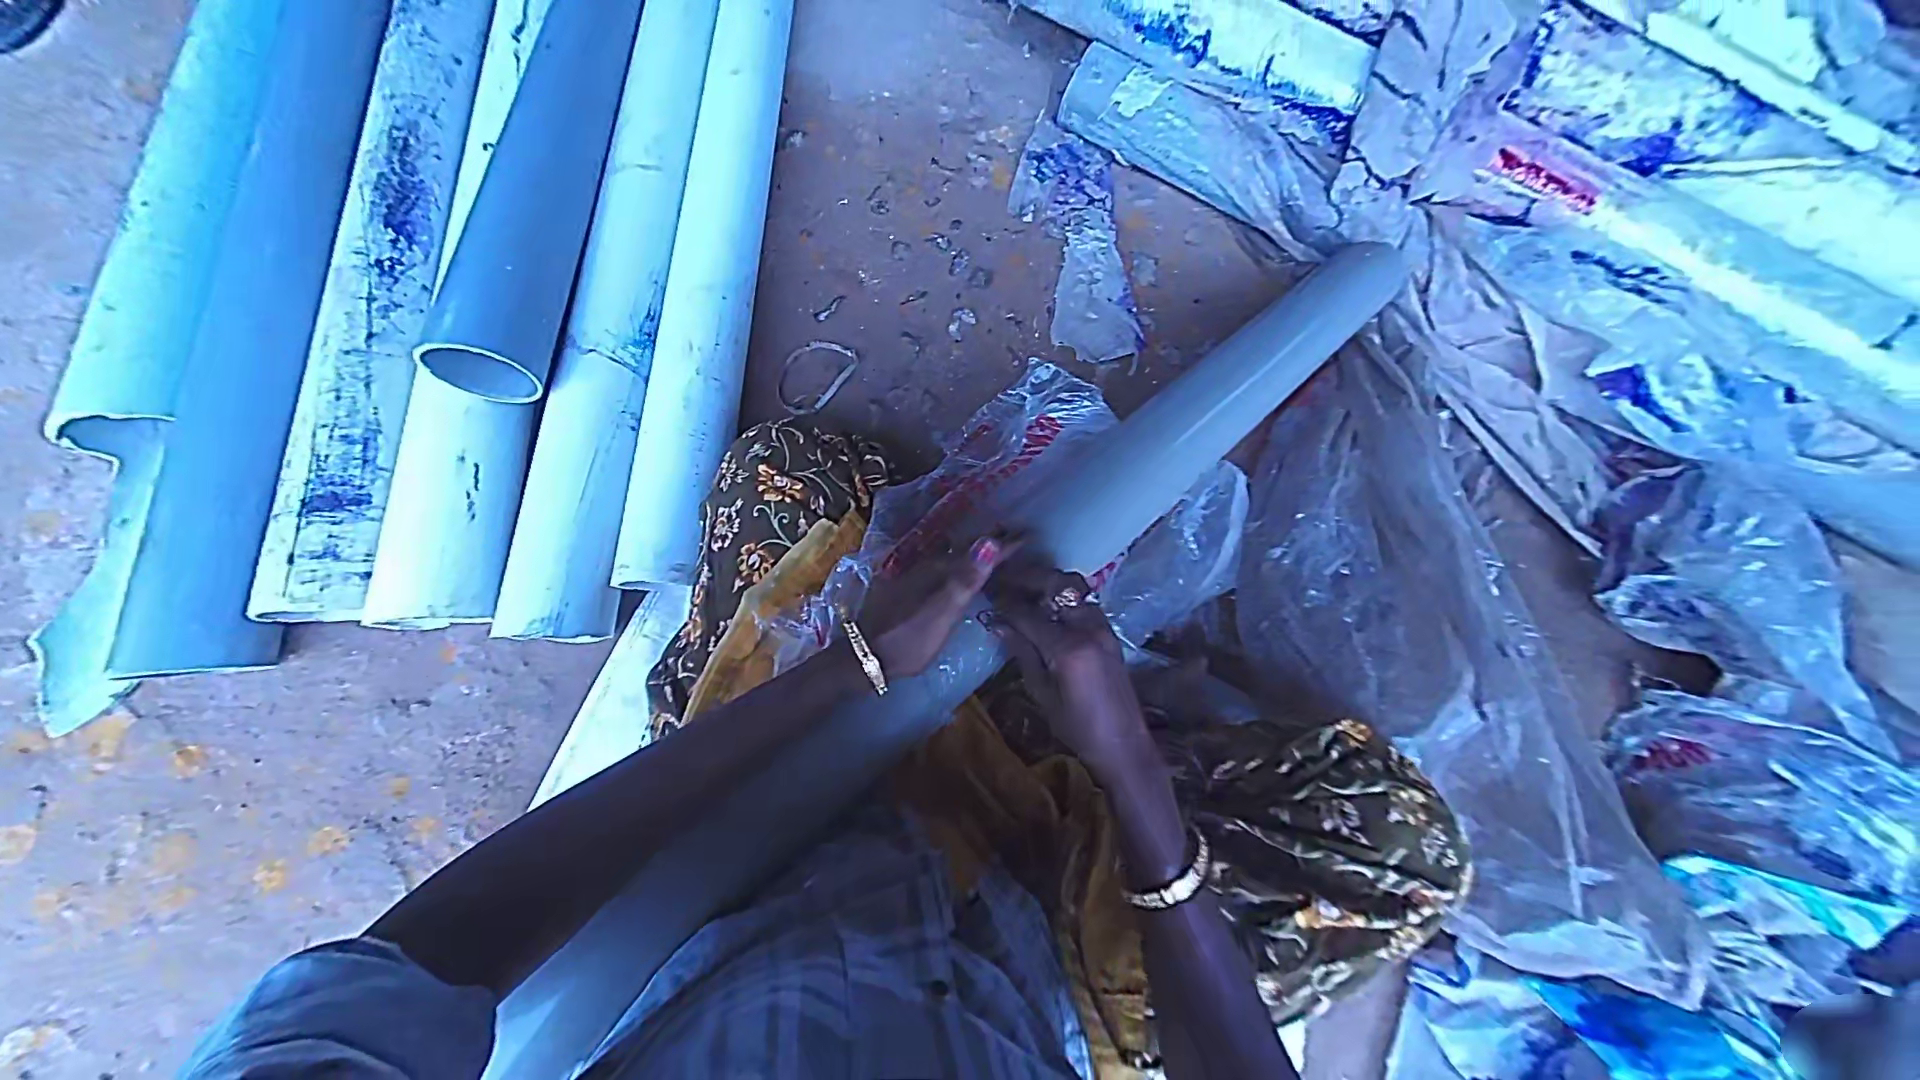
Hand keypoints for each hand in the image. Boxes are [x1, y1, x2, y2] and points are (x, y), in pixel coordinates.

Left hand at [854, 531, 1019, 676]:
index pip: (979, 552)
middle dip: (990, 545)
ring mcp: (914, 577)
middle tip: (1015, 538)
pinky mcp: (906, 589)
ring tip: (993, 552)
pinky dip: (957, 566)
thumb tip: (990, 540)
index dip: (1004, 545)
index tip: (1028, 535)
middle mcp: (927, 567)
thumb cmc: (907, 639)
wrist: (864, 657)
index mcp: (939, 570)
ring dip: (973, 554)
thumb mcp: (941, 612)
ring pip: (951, 558)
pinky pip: (940, 569)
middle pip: (965, 551)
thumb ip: (965, 579)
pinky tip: (958, 573)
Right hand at [985, 557, 1157, 781]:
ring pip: (1074, 589)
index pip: (1028, 615)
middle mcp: (1089, 629)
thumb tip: (998, 624)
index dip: (1005, 605)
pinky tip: (1046, 606)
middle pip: (1056, 586)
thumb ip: (1022, 653)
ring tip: (1023, 589)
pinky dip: (1063, 598)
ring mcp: (1103, 628)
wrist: (1124, 744)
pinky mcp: (1110, 633)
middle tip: (1004, 579)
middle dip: (1027, 578)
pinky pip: (1083, 602)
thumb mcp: (1042, 693)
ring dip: (1047, 584)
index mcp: (1069, 648)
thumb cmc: (1078, 728)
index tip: (986, 597)